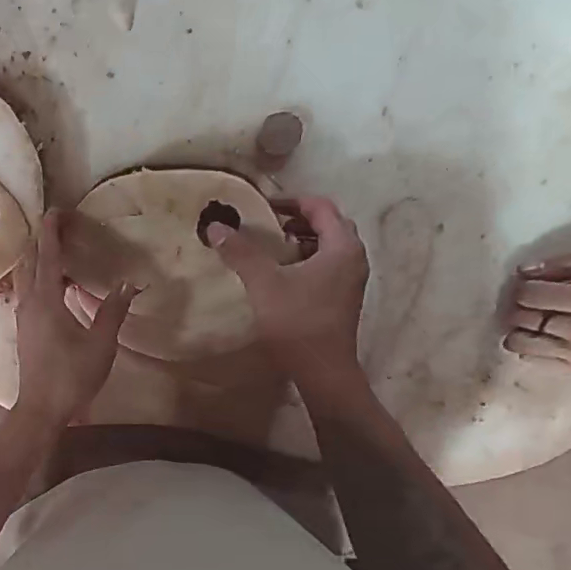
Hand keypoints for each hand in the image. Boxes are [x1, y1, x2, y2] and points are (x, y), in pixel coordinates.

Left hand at [12, 211, 135, 427]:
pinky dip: (39, 280)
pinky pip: (27, 293)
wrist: (41, 408)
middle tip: (60, 227)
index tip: (55, 209)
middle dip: (41, 241)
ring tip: (59, 252)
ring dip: (38, 261)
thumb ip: (113, 310)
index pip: (46, 255)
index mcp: (46, 300)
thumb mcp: (101, 343)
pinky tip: (56, 287)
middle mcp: (28, 303)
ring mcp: (22, 317)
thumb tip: (129, 283)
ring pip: (25, 278)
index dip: (51, 231)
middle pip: (29, 262)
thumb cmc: (72, 375)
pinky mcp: (24, 330)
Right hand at [207, 196, 368, 381]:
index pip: (321, 207)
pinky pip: (327, 265)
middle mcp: (354, 257)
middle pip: (329, 224)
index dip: (291, 201)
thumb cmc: (297, 321)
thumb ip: (241, 252)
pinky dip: (307, 258)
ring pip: (329, 246)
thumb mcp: (264, 283)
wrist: (322, 368)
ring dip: (302, 239)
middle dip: (298, 219)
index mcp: (342, 246)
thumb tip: (216, 226)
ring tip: (272, 246)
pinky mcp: (342, 297)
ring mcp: (351, 279)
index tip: (262, 206)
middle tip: (267, 223)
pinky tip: (282, 273)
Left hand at [505, 252, 570, 368]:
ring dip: (516, 328)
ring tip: (530, 318)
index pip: (534, 296)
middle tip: (527, 300)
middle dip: (517, 307)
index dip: (523, 288)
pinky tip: (540, 334)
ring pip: (521, 342)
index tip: (529, 283)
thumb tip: (524, 269)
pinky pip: (532, 359)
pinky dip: (526, 345)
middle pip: (524, 319)